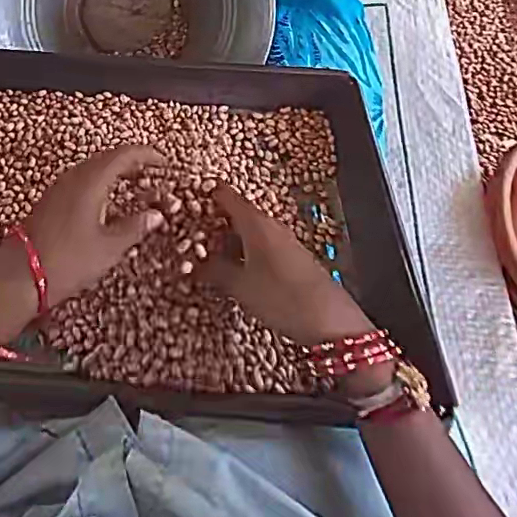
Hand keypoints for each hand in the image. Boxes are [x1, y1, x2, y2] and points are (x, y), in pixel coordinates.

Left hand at [0, 146, 165, 335]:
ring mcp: (59, 187)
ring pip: (93, 169)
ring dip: (115, 173)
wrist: (18, 276)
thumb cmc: (68, 261)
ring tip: (135, 187)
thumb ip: (135, 227)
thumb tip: (156, 214)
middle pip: (108, 158)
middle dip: (133, 163)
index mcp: (91, 180)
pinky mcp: (50, 200)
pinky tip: (108, 203)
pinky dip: (100, 184)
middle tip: (153, 174)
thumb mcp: (109, 248)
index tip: (164, 162)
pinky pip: (81, 181)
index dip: (147, 155)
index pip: (124, 154)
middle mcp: (74, 176)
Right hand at [195, 185, 374, 346]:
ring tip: (208, 258)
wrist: (331, 321)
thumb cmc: (281, 297)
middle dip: (213, 222)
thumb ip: (214, 271)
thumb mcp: (240, 286)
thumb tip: (194, 263)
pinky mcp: (292, 257)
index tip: (185, 202)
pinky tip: (236, 270)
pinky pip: (261, 244)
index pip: (225, 196)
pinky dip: (244, 251)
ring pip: (249, 230)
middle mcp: (269, 225)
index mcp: (254, 222)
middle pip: (236, 213)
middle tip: (191, 237)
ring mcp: (283, 240)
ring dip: (228, 240)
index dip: (205, 195)